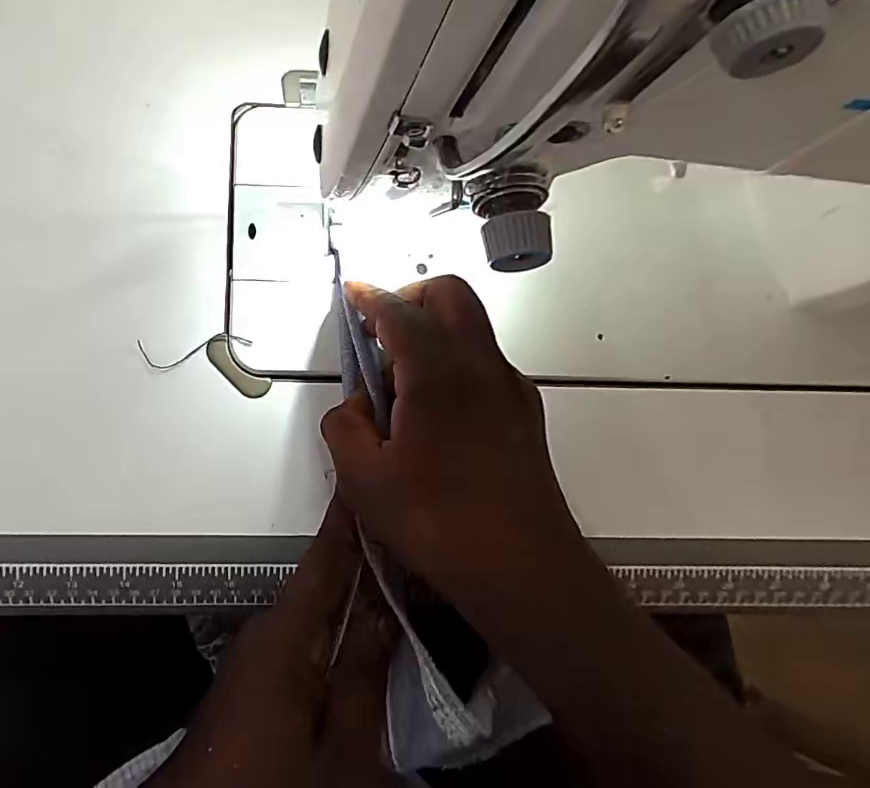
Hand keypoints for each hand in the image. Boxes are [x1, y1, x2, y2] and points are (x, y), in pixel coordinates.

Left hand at [148, 500, 400, 787]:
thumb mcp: (341, 745)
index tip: (364, 478)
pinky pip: (300, 638)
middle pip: (322, 584)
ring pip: (313, 613)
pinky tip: (358, 635)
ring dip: (350, 596)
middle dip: (361, 559)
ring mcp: (256, 652)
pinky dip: (332, 628)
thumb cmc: (275, 783)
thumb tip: (383, 608)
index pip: (324, 561)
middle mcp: (266, 630)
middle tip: (402, 535)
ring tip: (394, 578)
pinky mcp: (254, 676)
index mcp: (284, 634)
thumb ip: (363, 672)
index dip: (347, 521)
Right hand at [319, 277, 588, 607]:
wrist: (526, 576)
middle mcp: (482, 370)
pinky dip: (448, 359)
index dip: (369, 297)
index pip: (400, 312)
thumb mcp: (363, 480)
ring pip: (469, 327)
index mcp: (440, 377)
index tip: (352, 293)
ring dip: (429, 330)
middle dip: (408, 297)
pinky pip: (480, 361)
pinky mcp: (522, 413)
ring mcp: (509, 389)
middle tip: (377, 329)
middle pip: (450, 295)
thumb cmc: (443, 527)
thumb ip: (343, 425)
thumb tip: (357, 406)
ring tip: (395, 382)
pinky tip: (426, 410)